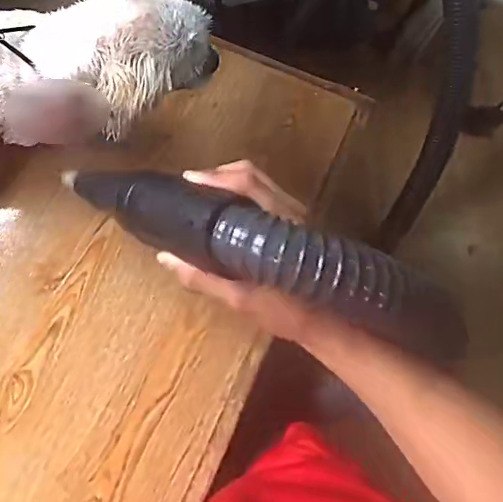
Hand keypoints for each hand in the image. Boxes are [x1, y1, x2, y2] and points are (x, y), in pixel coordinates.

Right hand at [155, 161, 330, 346]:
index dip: (216, 176)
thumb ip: (204, 277)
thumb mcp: (242, 299)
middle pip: (253, 174)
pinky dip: (246, 193)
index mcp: (279, 223)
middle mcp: (291, 210)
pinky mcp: (303, 222)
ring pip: (263, 182)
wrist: (336, 327)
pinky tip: (233, 211)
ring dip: (233, 181)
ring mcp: (300, 215)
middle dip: (220, 174)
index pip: (247, 182)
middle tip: (194, 184)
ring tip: (209, 195)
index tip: (189, 180)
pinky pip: (270, 194)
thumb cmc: (290, 313)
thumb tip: (167, 259)